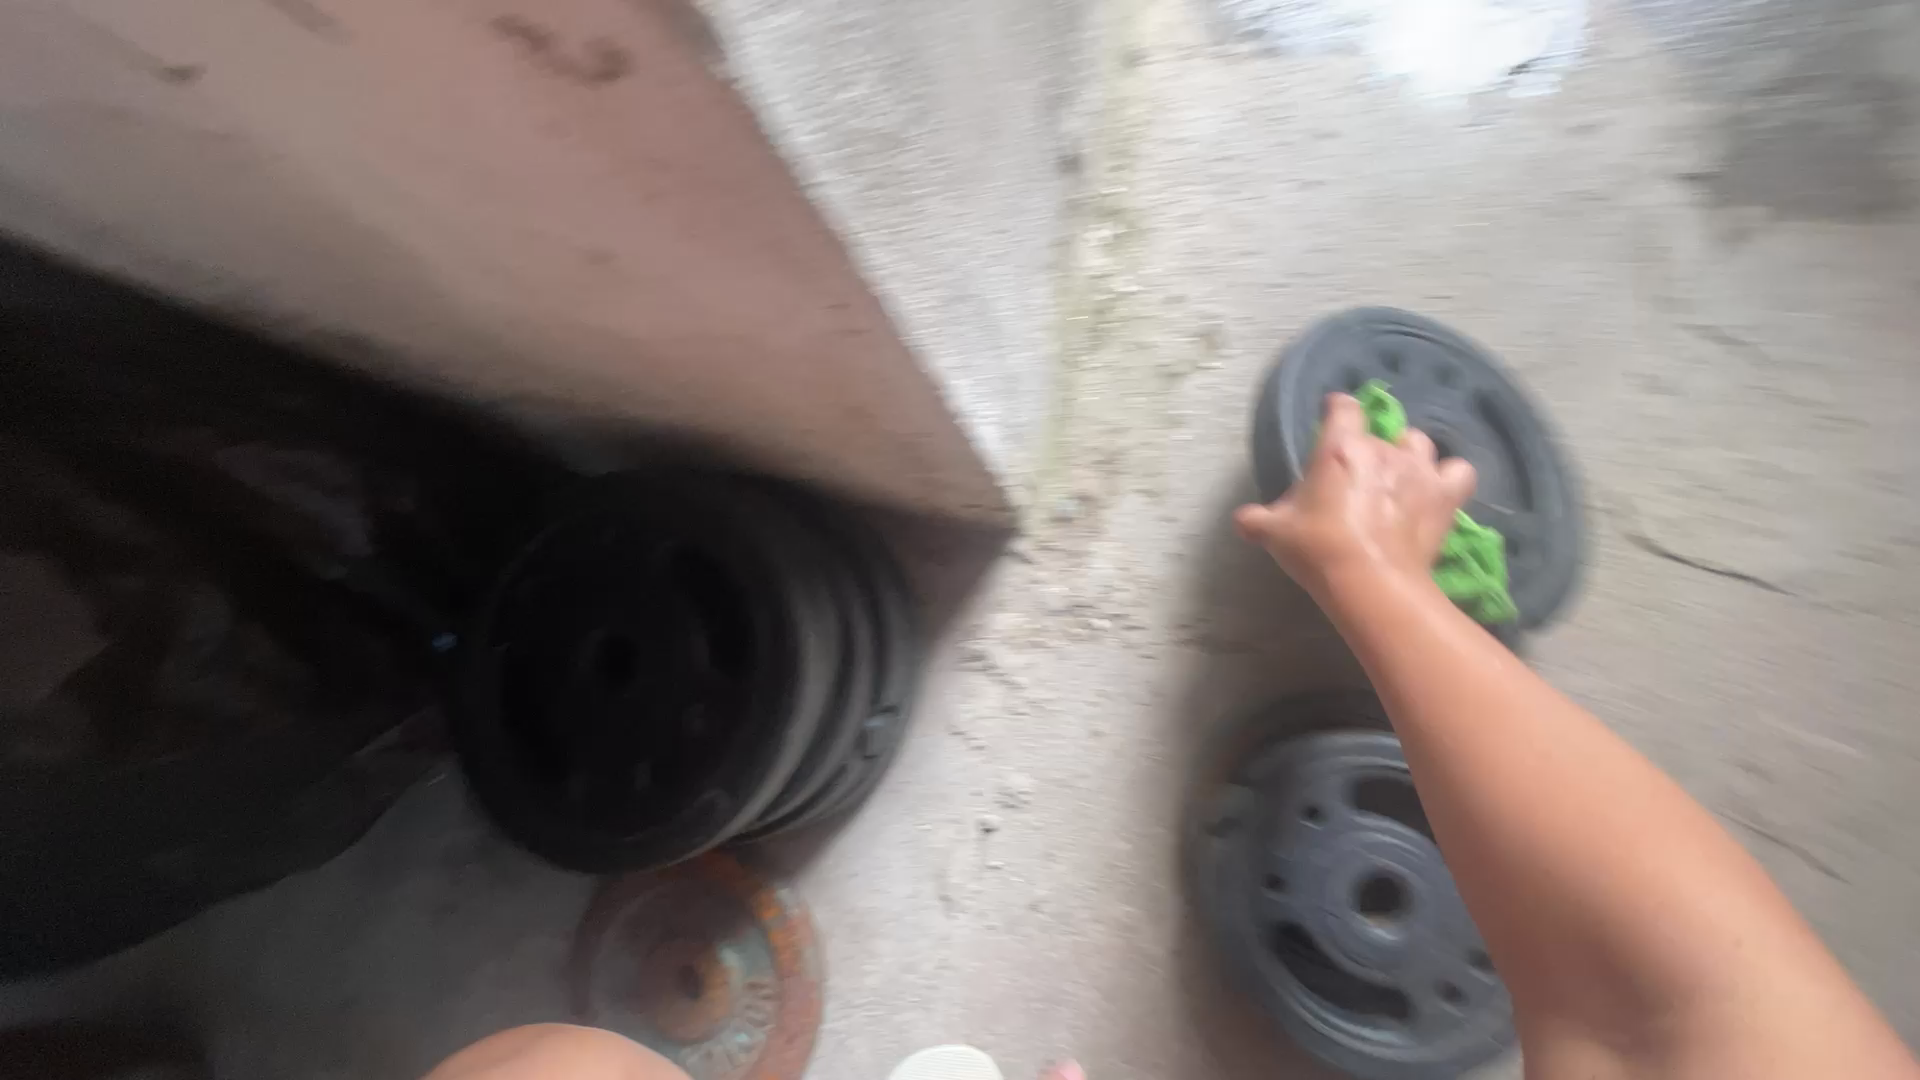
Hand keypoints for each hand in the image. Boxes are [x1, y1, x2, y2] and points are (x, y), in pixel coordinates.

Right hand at [1235, 392, 1475, 599]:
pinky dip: (1448, 477)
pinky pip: (1458, 472)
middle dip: (1365, 449)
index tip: (1330, 414)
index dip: (1336, 408)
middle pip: (1377, 433)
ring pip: (1418, 443)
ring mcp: (1419, 470)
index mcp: (1338, 449)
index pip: (1343, 409)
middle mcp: (1381, 450)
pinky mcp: (1446, 496)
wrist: (1369, 581)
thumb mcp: (1273, 533)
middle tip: (1352, 478)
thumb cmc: (1315, 547)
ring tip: (1396, 477)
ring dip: (1407, 454)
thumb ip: (1255, 520)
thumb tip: (1243, 520)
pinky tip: (1435, 490)